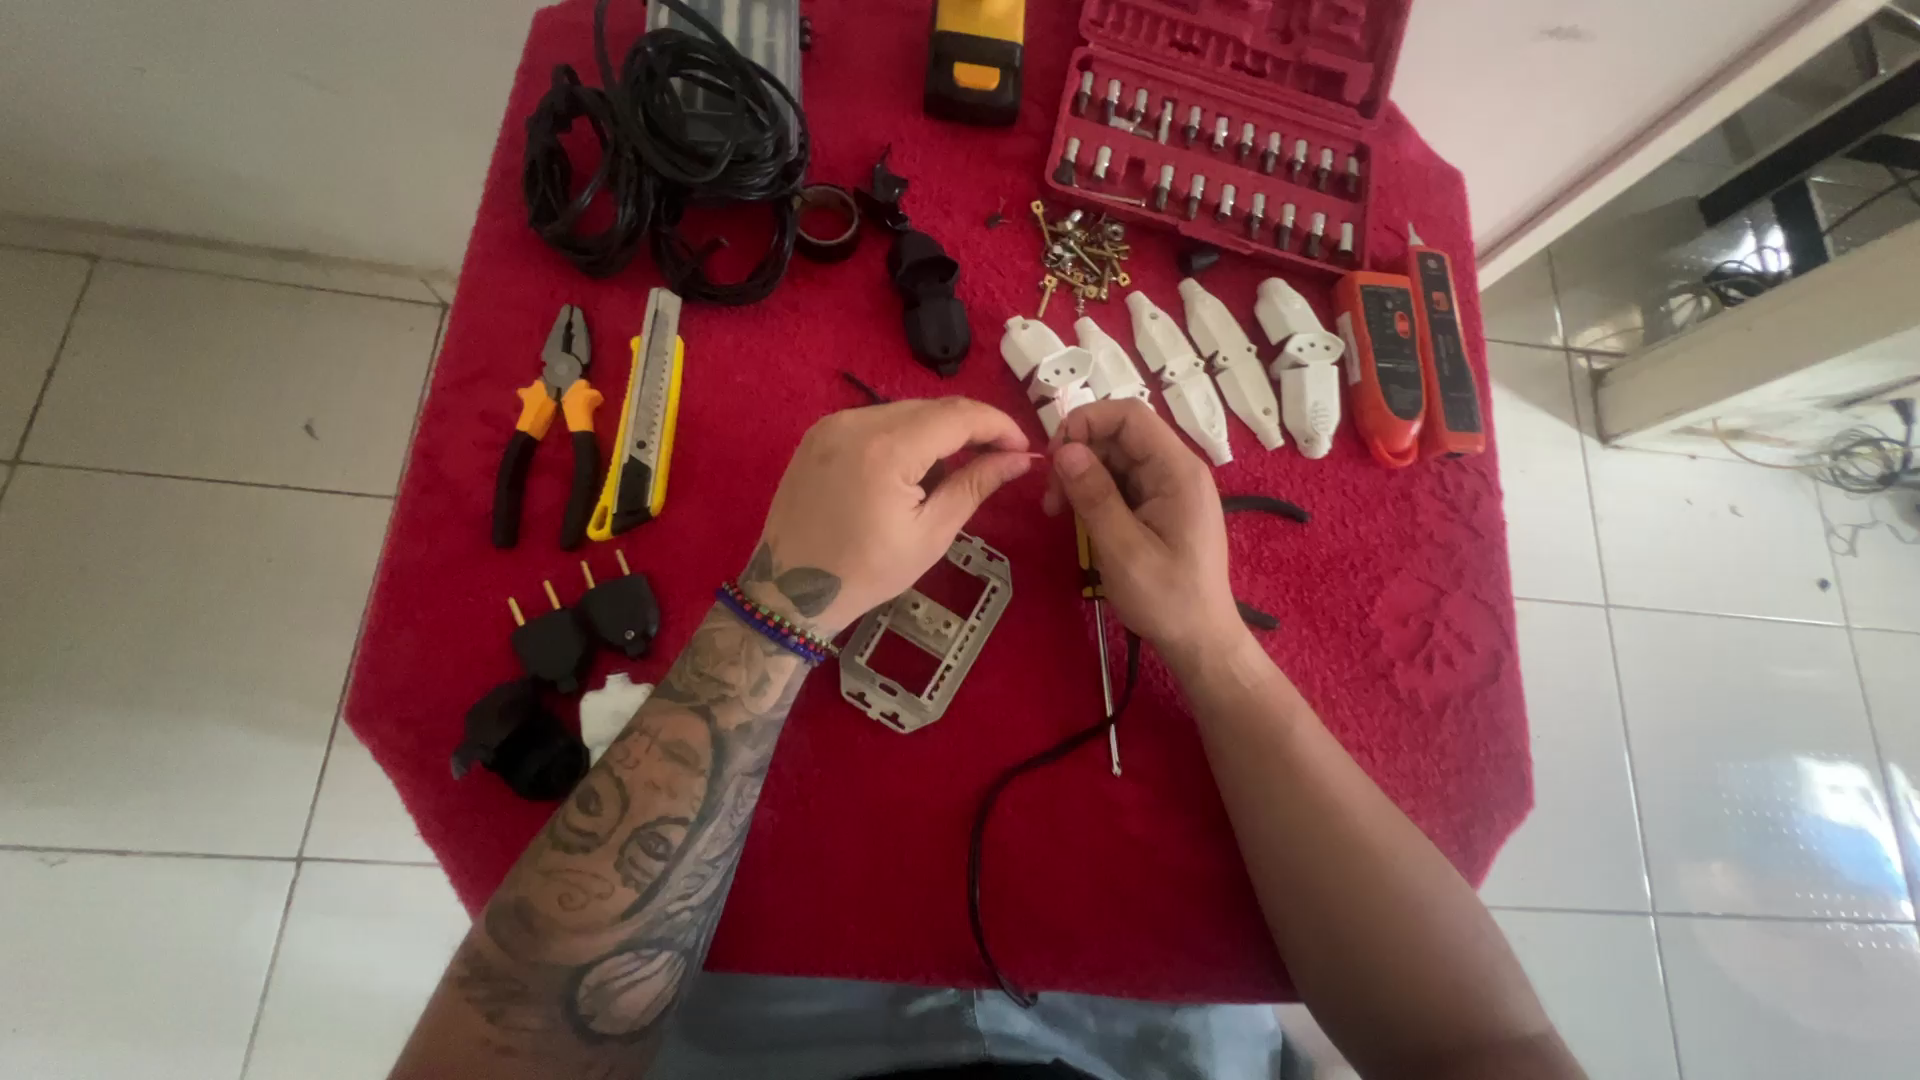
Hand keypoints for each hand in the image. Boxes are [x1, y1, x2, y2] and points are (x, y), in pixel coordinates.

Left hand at [748, 398, 1033, 635]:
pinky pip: (876, 420)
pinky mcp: (819, 433)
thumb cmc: (866, 572)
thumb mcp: (931, 534)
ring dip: (939, 432)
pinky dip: (905, 436)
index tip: (1023, 449)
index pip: (958, 415)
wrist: (790, 591)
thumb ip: (976, 486)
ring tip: (956, 470)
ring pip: (905, 411)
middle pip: (932, 408)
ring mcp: (832, 423)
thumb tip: (1021, 459)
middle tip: (999, 460)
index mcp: (886, 448)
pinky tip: (914, 469)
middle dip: (972, 428)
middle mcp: (856, 421)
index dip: (999, 425)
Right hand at [1043, 400, 1245, 665]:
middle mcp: (1176, 470)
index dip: (1086, 422)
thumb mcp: (1123, 549)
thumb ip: (1095, 496)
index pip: (1130, 416)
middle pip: (1119, 436)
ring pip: (1115, 459)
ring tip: (1058, 513)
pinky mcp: (1159, 507)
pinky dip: (1094, 494)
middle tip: (1051, 499)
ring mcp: (1168, 488)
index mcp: (1178, 471)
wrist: (1199, 640)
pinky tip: (1078, 519)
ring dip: (1081, 477)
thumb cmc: (1166, 598)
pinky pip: (1121, 483)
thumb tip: (1066, 450)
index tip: (1054, 457)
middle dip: (1078, 455)